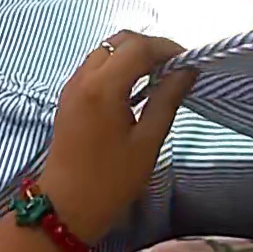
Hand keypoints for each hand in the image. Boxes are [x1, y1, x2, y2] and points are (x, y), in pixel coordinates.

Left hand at [39, 30, 195, 240]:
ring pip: (107, 50)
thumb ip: (167, 100)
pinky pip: (96, 65)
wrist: (64, 210)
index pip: (138, 47)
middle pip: (120, 41)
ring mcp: (73, 84)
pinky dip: (118, 65)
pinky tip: (135, 87)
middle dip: (150, 47)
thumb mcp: (147, 143)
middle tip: (174, 67)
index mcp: (103, 87)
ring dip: (133, 54)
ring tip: (158, 76)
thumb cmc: (110, 181)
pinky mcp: (69, 94)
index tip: (188, 62)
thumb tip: (187, 71)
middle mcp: (84, 77)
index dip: (166, 48)